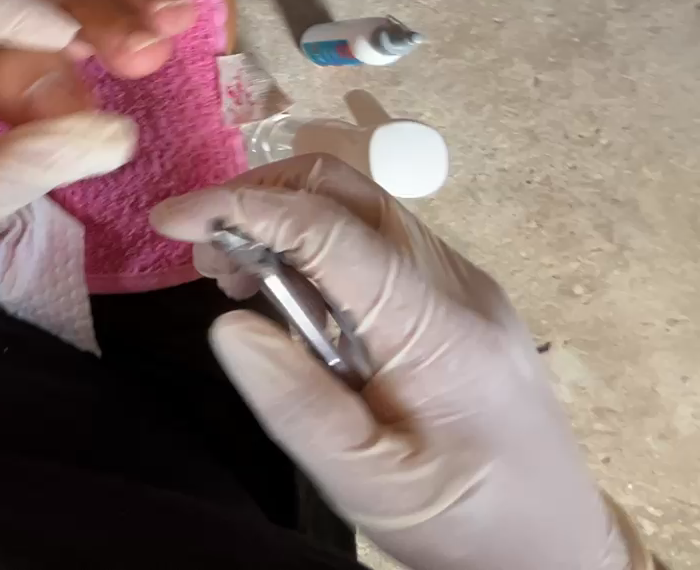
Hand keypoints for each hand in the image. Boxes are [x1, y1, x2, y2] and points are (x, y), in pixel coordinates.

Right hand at [152, 156, 649, 569]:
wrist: (556, 551)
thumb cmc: (457, 519)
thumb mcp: (366, 483)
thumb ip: (296, 404)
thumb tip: (227, 323)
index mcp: (439, 331)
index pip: (327, 227)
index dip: (237, 208)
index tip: (167, 220)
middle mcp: (455, 284)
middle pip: (340, 188)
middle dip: (252, 197)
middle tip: (203, 252)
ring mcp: (455, 281)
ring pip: (348, 198)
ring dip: (272, 215)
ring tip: (232, 275)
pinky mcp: (444, 288)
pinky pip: (359, 228)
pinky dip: (298, 235)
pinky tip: (277, 287)